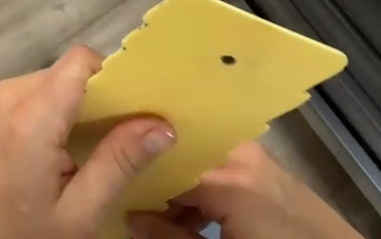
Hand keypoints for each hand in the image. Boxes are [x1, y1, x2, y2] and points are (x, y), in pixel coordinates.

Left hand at [0, 45, 175, 238]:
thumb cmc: (28, 238)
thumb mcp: (80, 212)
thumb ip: (119, 162)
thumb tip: (163, 124)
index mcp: (30, 114)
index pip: (80, 61)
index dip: (114, 76)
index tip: (143, 106)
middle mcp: (11, 94)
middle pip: (70, 72)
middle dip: (105, 98)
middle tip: (136, 135)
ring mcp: (0, 102)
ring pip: (58, 83)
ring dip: (86, 108)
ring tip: (111, 148)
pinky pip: (41, 96)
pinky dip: (65, 115)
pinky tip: (81, 151)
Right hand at [127, 142, 363, 238]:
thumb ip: (173, 238)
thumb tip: (131, 218)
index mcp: (226, 179)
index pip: (162, 159)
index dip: (135, 171)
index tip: (112, 182)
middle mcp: (238, 154)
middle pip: (179, 149)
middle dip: (154, 171)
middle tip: (129, 191)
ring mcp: (255, 157)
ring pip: (198, 156)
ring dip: (178, 181)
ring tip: (160, 212)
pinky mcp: (267, 168)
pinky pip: (220, 163)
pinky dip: (202, 184)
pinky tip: (194, 214)